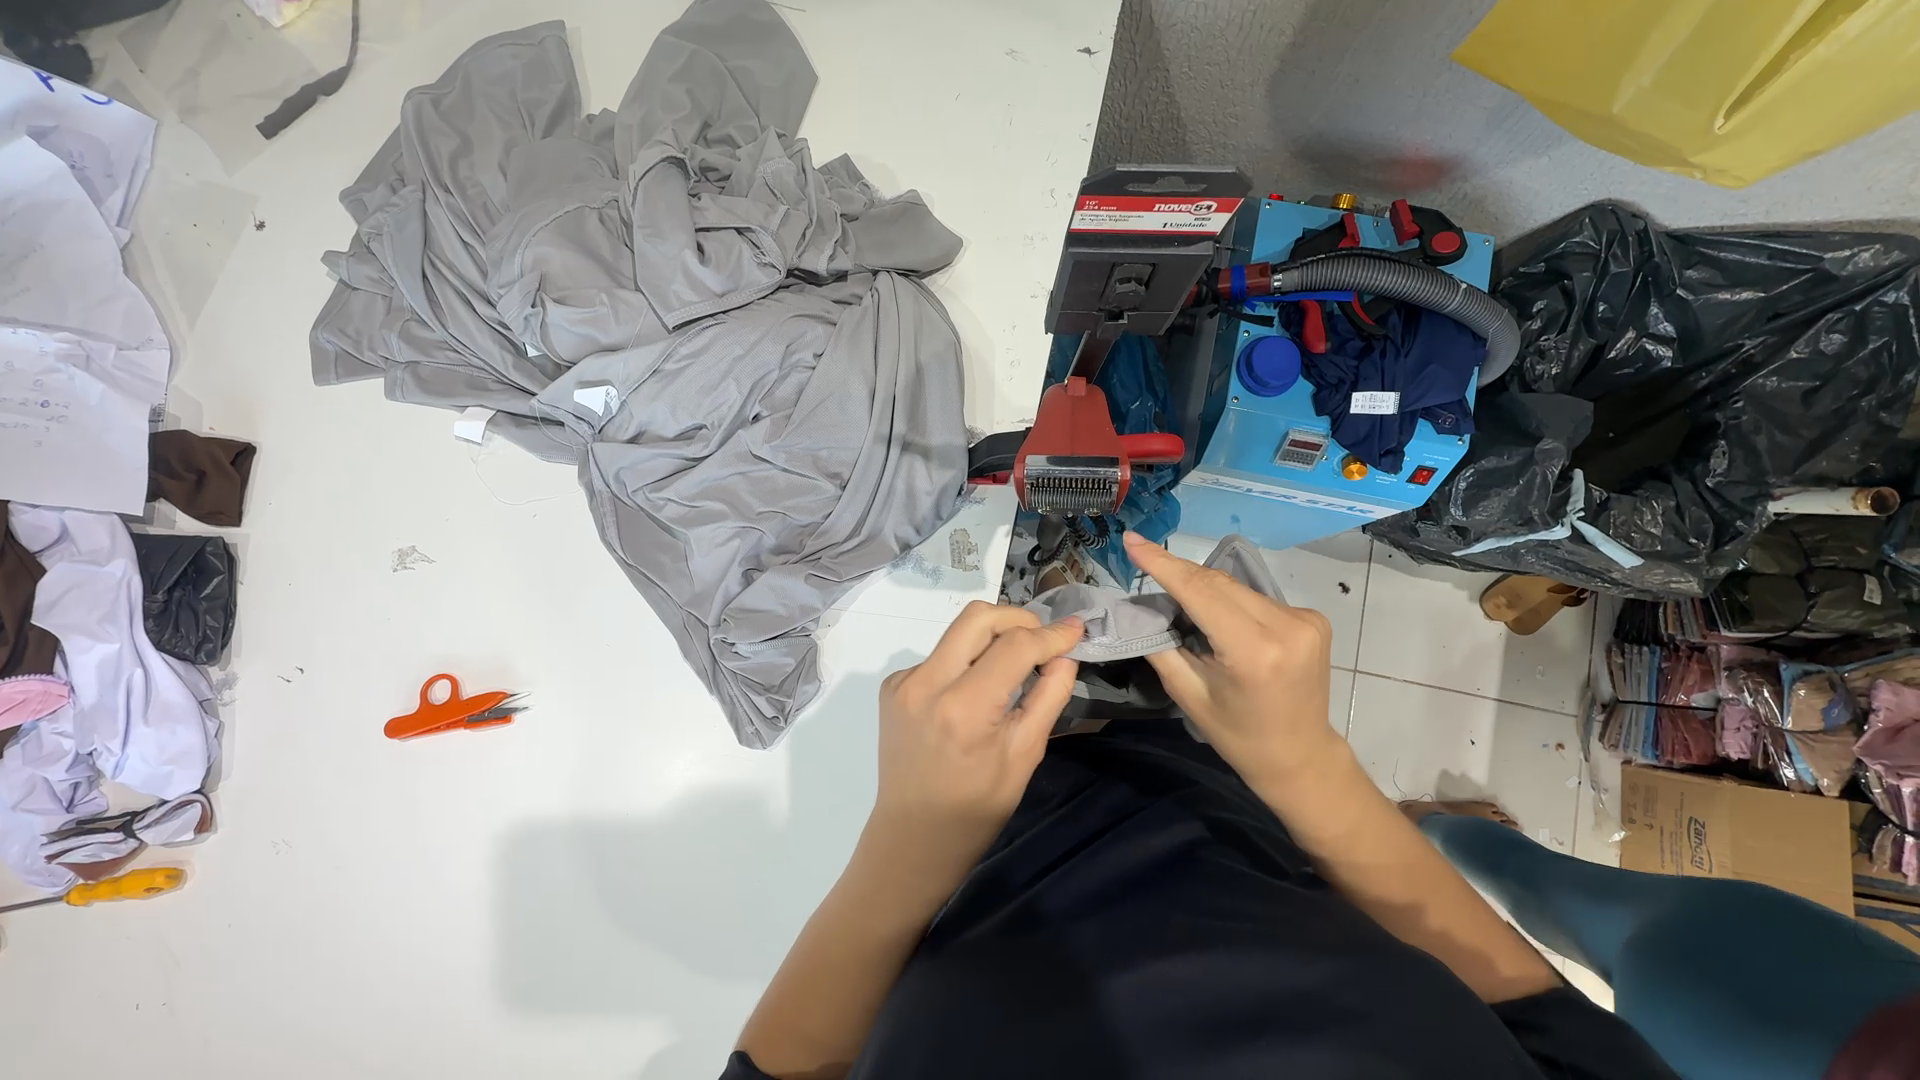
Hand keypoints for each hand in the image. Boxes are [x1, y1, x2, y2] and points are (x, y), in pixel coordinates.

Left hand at [874, 602, 1083, 845]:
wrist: (912, 836)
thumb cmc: (976, 807)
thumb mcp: (1025, 755)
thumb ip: (1048, 697)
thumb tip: (1065, 655)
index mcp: (964, 708)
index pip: (1014, 645)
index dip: (1051, 635)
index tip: (1076, 631)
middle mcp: (926, 684)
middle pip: (978, 618)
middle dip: (1017, 619)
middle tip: (1042, 641)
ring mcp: (904, 682)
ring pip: (957, 633)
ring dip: (991, 639)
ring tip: (1013, 669)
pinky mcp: (893, 686)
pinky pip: (939, 656)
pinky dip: (965, 662)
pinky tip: (974, 695)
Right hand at [1123, 532, 1341, 786]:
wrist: (1300, 755)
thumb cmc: (1238, 734)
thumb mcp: (1188, 694)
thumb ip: (1162, 645)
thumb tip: (1140, 607)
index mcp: (1253, 650)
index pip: (1200, 591)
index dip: (1162, 563)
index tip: (1131, 540)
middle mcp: (1286, 626)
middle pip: (1218, 583)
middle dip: (1177, 572)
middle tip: (1140, 560)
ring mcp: (1306, 619)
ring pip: (1236, 588)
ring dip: (1203, 587)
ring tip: (1177, 600)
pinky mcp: (1313, 618)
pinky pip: (1256, 598)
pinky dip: (1230, 601)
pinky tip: (1219, 619)